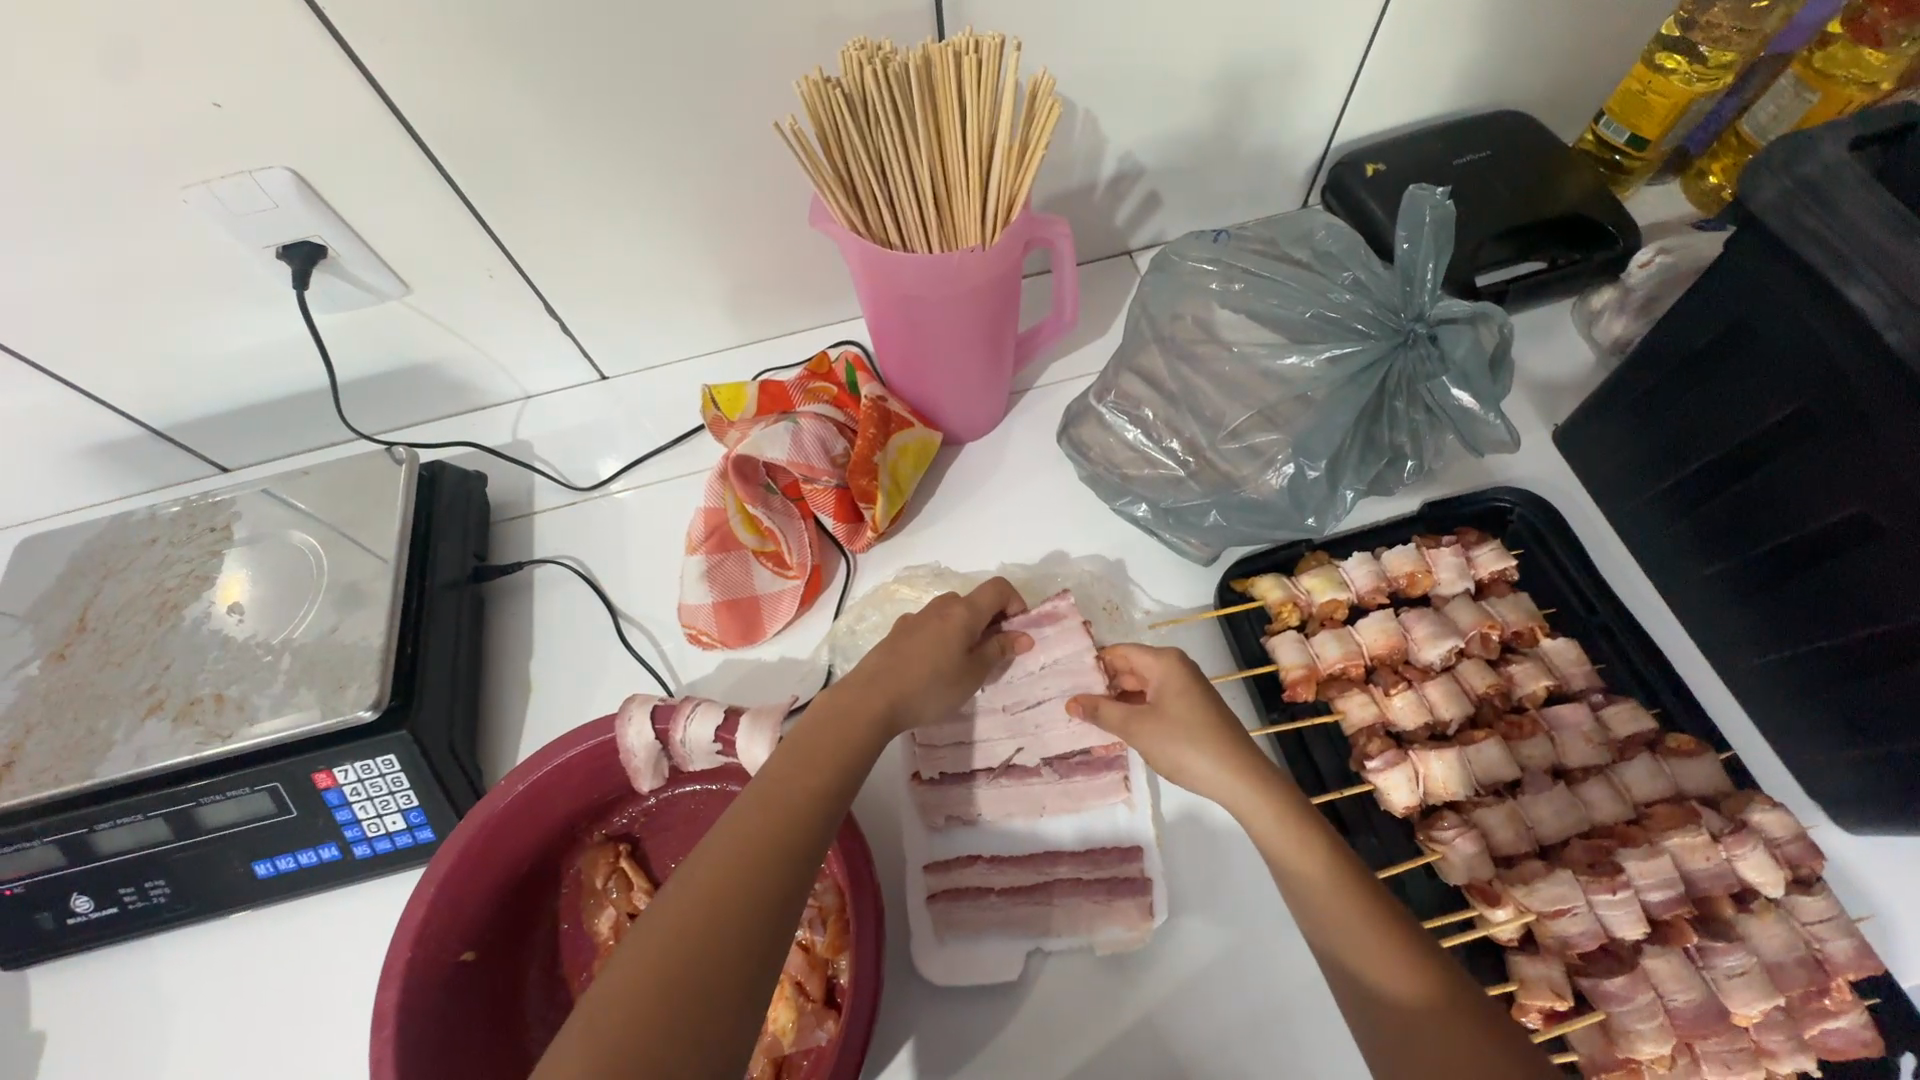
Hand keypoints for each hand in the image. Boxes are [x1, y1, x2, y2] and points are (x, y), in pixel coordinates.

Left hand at [836, 577, 1032, 736]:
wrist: (872, 698)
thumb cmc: (931, 687)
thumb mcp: (973, 674)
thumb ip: (999, 650)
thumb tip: (1024, 635)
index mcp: (963, 611)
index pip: (999, 587)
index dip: (1016, 603)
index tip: (1018, 633)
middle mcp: (940, 606)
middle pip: (975, 601)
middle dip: (991, 621)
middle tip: (993, 655)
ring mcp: (916, 617)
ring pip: (951, 614)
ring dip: (966, 630)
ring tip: (963, 665)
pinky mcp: (898, 631)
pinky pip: (931, 626)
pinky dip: (943, 637)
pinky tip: (933, 667)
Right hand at [1069, 644, 1287, 810]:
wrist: (1239, 776)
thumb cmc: (1185, 744)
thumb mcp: (1136, 728)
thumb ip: (1101, 712)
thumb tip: (1071, 702)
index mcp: (1164, 662)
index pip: (1118, 652)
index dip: (1092, 665)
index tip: (1065, 681)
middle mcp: (1175, 668)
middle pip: (1129, 668)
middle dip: (1102, 686)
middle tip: (1070, 703)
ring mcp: (1184, 689)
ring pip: (1141, 688)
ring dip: (1116, 702)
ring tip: (1086, 718)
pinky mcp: (1190, 710)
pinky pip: (1154, 702)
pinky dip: (1134, 712)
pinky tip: (1116, 729)